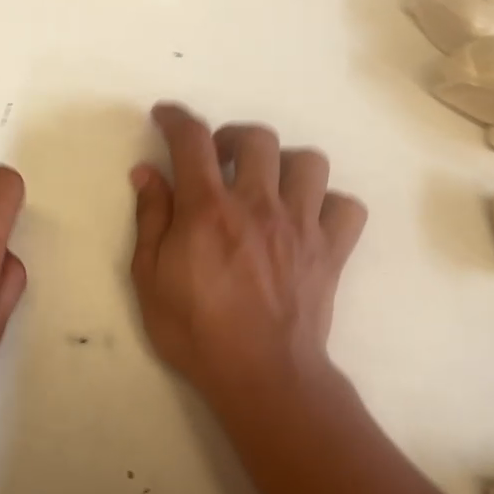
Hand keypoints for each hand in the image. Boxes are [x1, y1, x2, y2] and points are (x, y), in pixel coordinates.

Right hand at [130, 104, 367, 403]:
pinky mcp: (331, 250)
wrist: (262, 376)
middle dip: (232, 138)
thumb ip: (150, 218)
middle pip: (257, 138)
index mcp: (208, 209)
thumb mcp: (149, 277)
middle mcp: (258, 204)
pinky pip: (346, 206)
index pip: (193, 140)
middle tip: (218, 161)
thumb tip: (146, 172)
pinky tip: (306, 220)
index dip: (176, 119)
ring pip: (308, 162)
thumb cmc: (195, 331)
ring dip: (283, 165)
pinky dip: (328, 204)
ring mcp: (301, 225)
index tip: (165, 117)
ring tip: (266, 186)